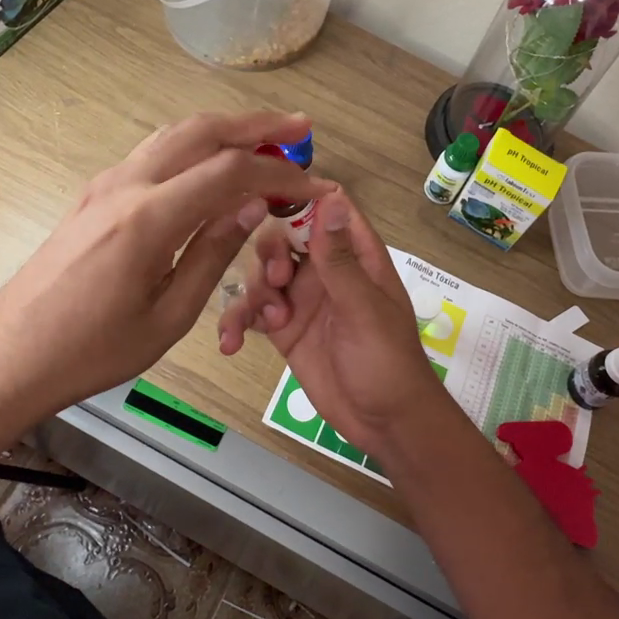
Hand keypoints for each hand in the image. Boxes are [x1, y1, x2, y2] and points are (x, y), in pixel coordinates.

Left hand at [0, 112, 336, 440]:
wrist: (10, 358)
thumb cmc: (92, 352)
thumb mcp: (169, 317)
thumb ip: (213, 254)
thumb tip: (253, 206)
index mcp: (147, 219)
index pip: (228, 171)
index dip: (277, 170)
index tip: (311, 181)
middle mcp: (124, 186)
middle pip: (200, 131)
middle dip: (255, 124)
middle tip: (299, 127)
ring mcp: (103, 185)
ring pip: (173, 134)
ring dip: (222, 128)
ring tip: (264, 136)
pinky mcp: (93, 195)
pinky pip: (152, 153)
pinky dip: (192, 145)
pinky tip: (211, 162)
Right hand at [217, 192, 457, 456]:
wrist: (384, 423)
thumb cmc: (387, 361)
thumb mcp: (364, 309)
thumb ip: (340, 259)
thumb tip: (330, 198)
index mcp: (355, 255)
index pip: (327, 206)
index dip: (297, 195)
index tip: (263, 196)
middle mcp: (326, 269)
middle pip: (284, 236)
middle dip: (270, 252)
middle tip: (276, 282)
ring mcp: (302, 298)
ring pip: (263, 272)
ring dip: (256, 291)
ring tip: (270, 321)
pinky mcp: (283, 329)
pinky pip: (252, 312)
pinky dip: (238, 322)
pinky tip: (230, 342)